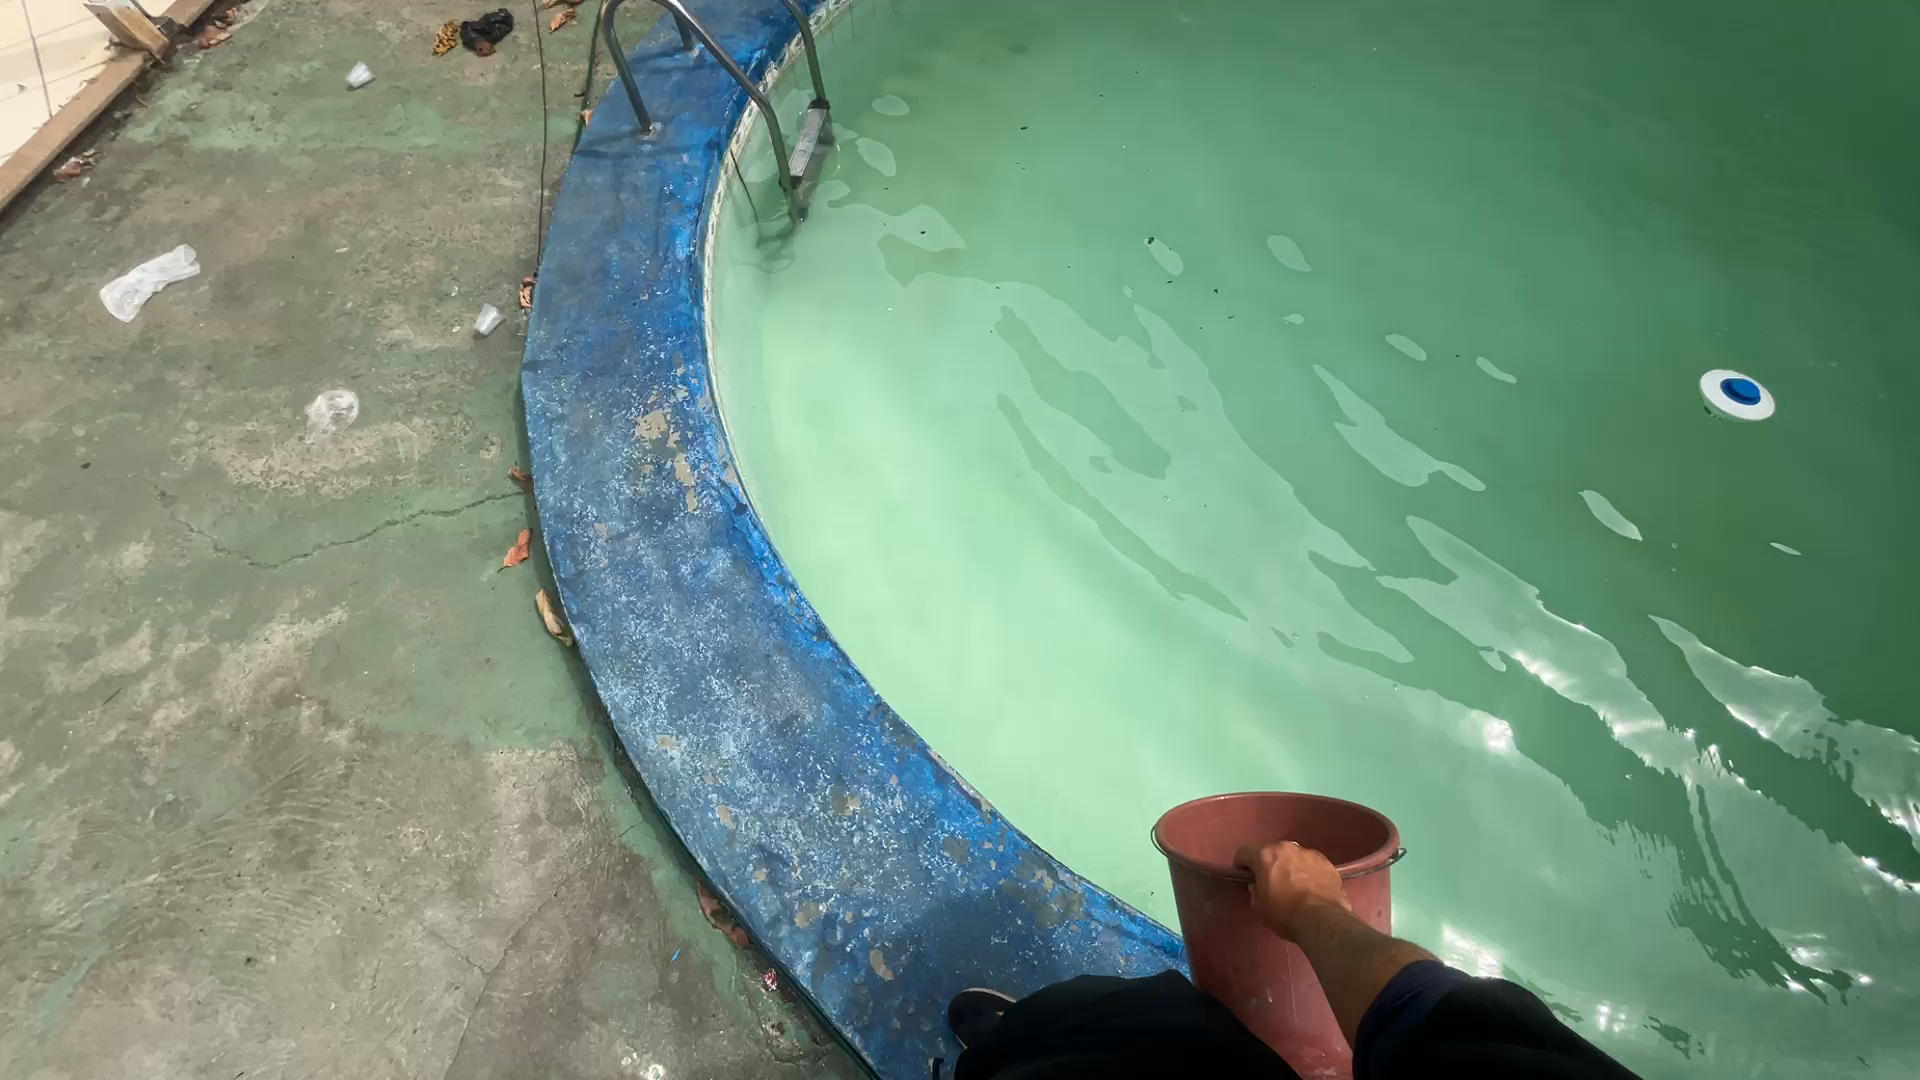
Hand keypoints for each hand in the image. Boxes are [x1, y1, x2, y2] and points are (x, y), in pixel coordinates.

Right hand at [1234, 840, 1350, 940]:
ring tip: (1296, 884)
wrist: (1324, 922)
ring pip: (1292, 855)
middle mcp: (1284, 847)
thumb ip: (1255, 889)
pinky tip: (1312, 886)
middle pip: (1270, 851)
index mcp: (1264, 855)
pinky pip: (1311, 862)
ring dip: (1289, 865)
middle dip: (1268, 863)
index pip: (1244, 852)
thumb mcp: (1260, 906)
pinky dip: (1308, 871)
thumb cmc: (1286, 914)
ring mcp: (1307, 852)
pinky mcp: (1326, 862)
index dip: (1242, 864)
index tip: (1245, 876)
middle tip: (1272, 881)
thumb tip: (1258, 885)